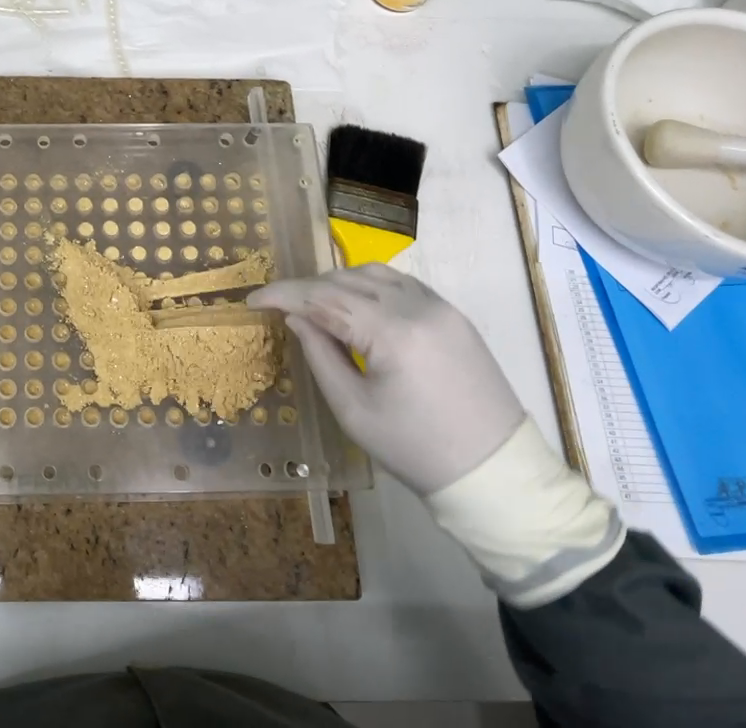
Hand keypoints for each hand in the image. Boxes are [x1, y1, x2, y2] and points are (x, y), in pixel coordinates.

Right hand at [248, 264, 523, 495]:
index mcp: (393, 333)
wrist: (493, 469)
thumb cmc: (414, 448)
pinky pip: (401, 284)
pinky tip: (351, 303)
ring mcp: (440, 307)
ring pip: (375, 275)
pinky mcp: (452, 315)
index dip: (284, 295)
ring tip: (310, 303)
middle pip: (347, 280)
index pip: (325, 298)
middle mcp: (418, 307)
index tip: (252, 300)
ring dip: (336, 283)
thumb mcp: (353, 409)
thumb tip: (297, 318)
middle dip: (306, 289)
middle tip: (276, 304)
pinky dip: (368, 286)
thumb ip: (320, 355)